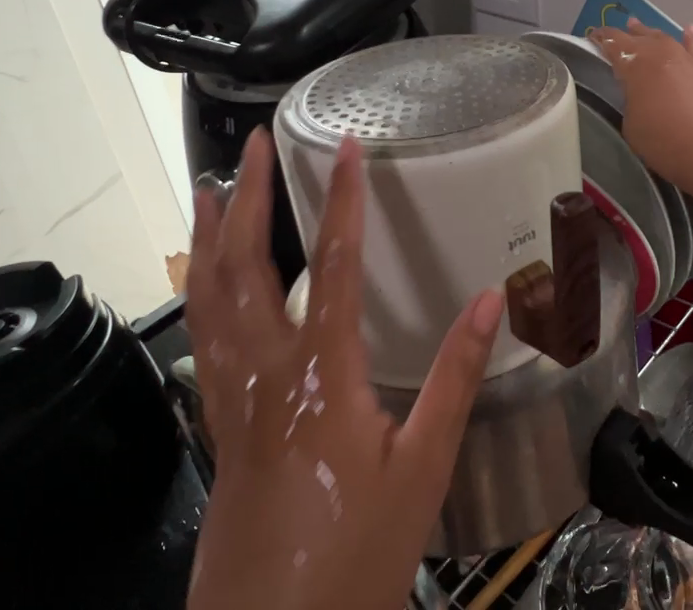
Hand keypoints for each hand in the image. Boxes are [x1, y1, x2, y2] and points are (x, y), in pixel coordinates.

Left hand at [185, 129, 503, 609]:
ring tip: (208, 189)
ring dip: (208, 236)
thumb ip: (454, 378)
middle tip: (250, 144)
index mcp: (321, 375)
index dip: (341, 200)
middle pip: (243, 267)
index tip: (346, 147)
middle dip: (245, 197)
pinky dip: (202, 292)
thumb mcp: (422, 465)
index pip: (331, 266)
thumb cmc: (356, 548)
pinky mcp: (221, 425)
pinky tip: (208, 286)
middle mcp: (264, 373)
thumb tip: (490, 300)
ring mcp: (232, 399)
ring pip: (207, 299)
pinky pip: (204, 339)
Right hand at [589, 22, 692, 196]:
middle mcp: (661, 54)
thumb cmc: (667, 141)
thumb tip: (640, 95)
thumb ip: (632, 103)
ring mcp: (686, 61)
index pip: (613, 43)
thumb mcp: (633, 126)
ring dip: (649, 33)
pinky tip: (688, 30)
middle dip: (623, 36)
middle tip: (612, 36)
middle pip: (638, 38)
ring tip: (637, 25)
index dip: (600, 39)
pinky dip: (689, 39)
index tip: (591, 37)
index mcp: (636, 64)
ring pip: (663, 39)